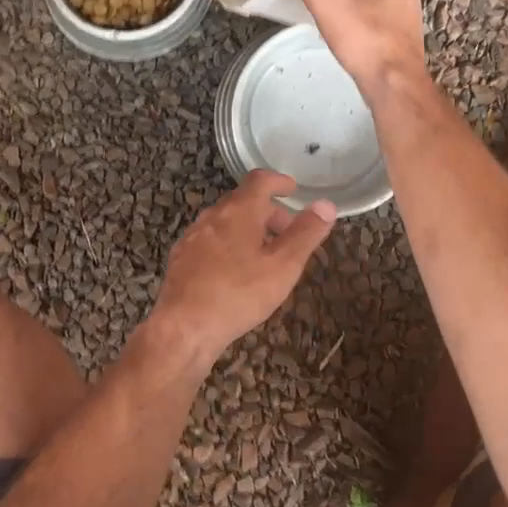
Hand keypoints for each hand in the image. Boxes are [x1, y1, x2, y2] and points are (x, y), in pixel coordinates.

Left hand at [150, 171, 334, 367]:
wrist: (185, 326)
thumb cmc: (239, 294)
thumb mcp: (283, 266)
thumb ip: (305, 234)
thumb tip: (326, 205)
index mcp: (238, 211)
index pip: (259, 180)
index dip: (278, 181)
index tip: (292, 189)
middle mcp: (212, 216)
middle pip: (242, 201)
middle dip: (267, 210)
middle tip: (286, 231)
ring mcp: (193, 236)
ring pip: (225, 221)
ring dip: (247, 228)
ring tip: (264, 253)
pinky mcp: (181, 257)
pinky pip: (210, 239)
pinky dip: (228, 243)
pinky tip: (234, 270)